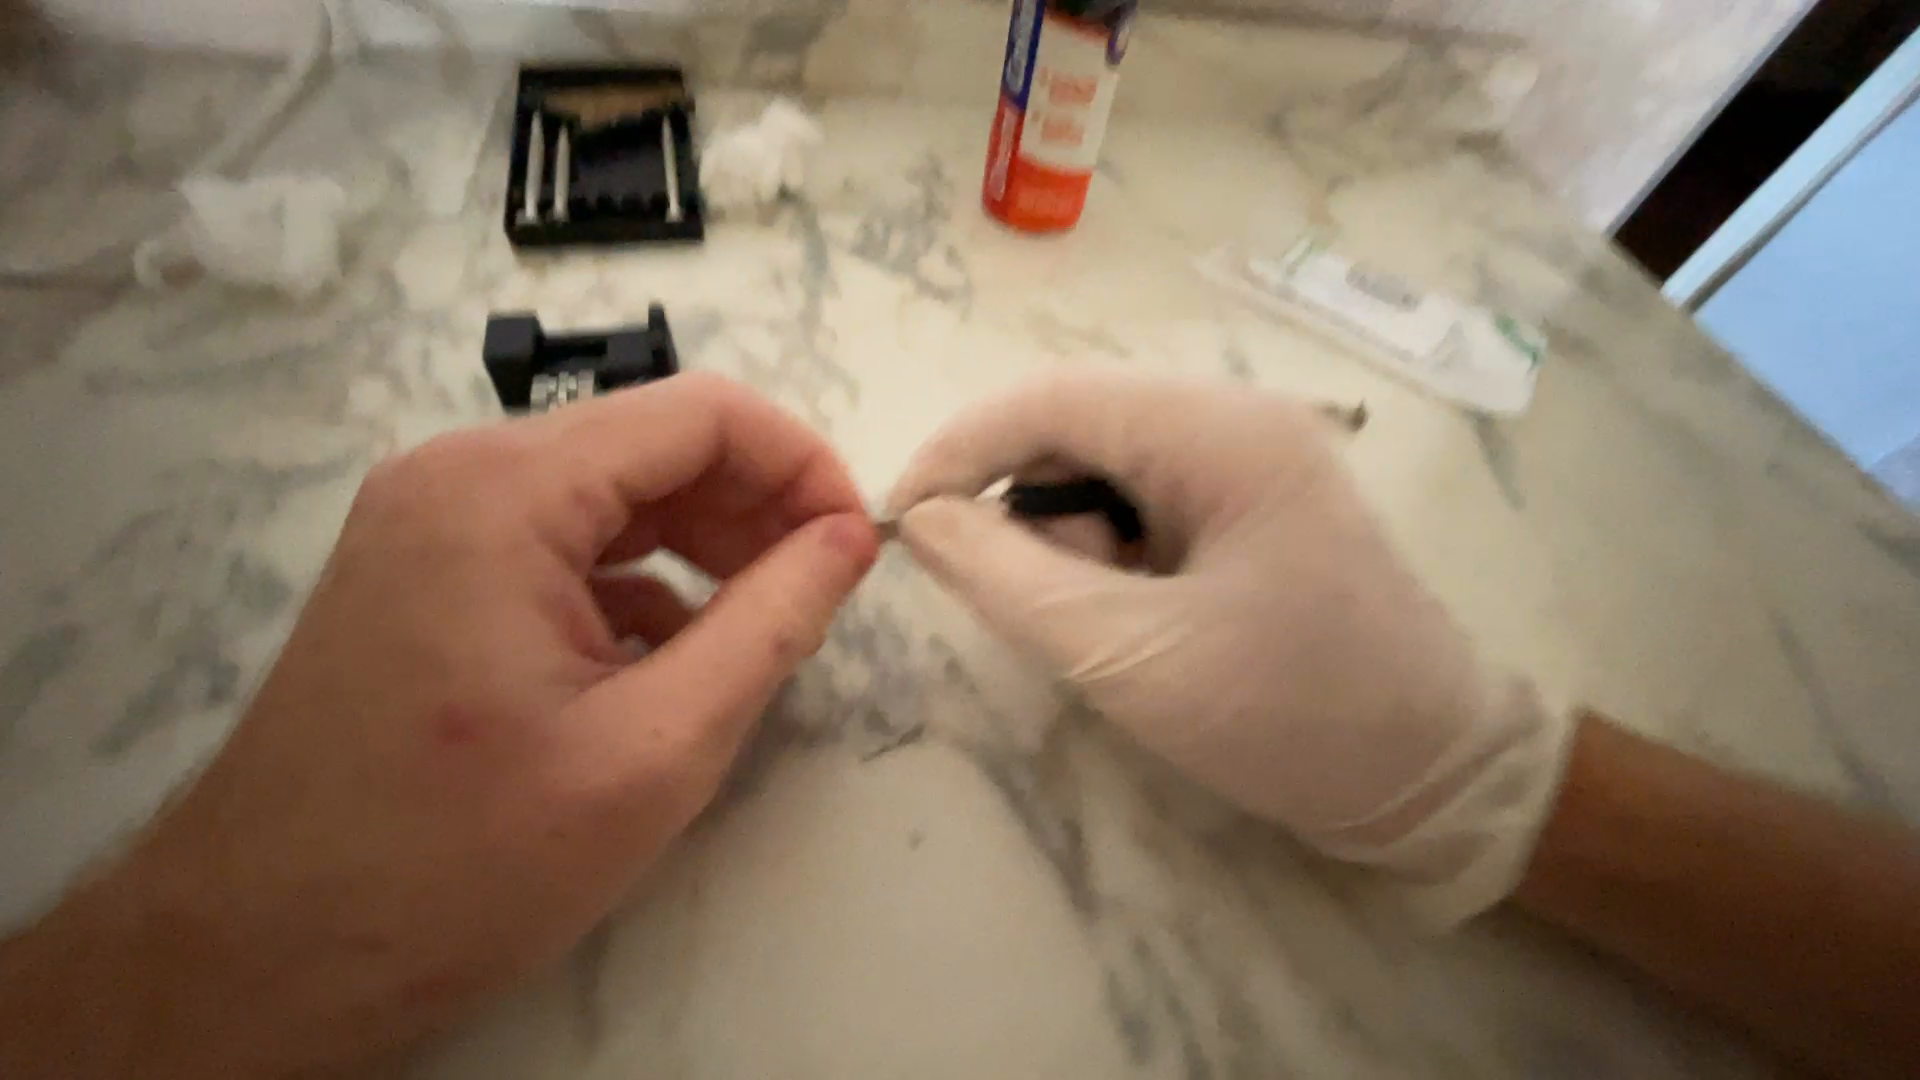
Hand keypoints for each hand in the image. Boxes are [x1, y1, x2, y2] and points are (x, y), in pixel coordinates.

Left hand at [22, 374, 878, 1077]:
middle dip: (761, 505)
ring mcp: (445, 521)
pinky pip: (582, 541)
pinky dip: (654, 577)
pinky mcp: (444, 571)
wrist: (262, 968)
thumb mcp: (660, 745)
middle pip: (662, 444)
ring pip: (627, 491)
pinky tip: (679, 651)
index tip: (855, 543)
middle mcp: (466, 476)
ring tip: (765, 619)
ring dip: (714, 541)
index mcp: (509, 491)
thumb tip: (851, 538)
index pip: (703, 414)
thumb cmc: (465, 863)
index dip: (802, 464)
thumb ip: (774, 622)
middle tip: (820, 589)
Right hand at [886, 373, 1567, 926]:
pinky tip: (1138, 614)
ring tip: (1114, 625)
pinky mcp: (1241, 496)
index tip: (902, 524)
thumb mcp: (1126, 656)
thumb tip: (922, 520)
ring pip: (1094, 470)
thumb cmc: (1290, 718)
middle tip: (1045, 608)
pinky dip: (1104, 554)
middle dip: (1027, 515)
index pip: (1046, 400)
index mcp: (1217, 431)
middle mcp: (1230, 417)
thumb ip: (1005, 580)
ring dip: (1069, 543)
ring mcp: (1241, 454)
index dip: (957, 452)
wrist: (1431, 777)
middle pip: (1068, 431)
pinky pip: (1131, 500)